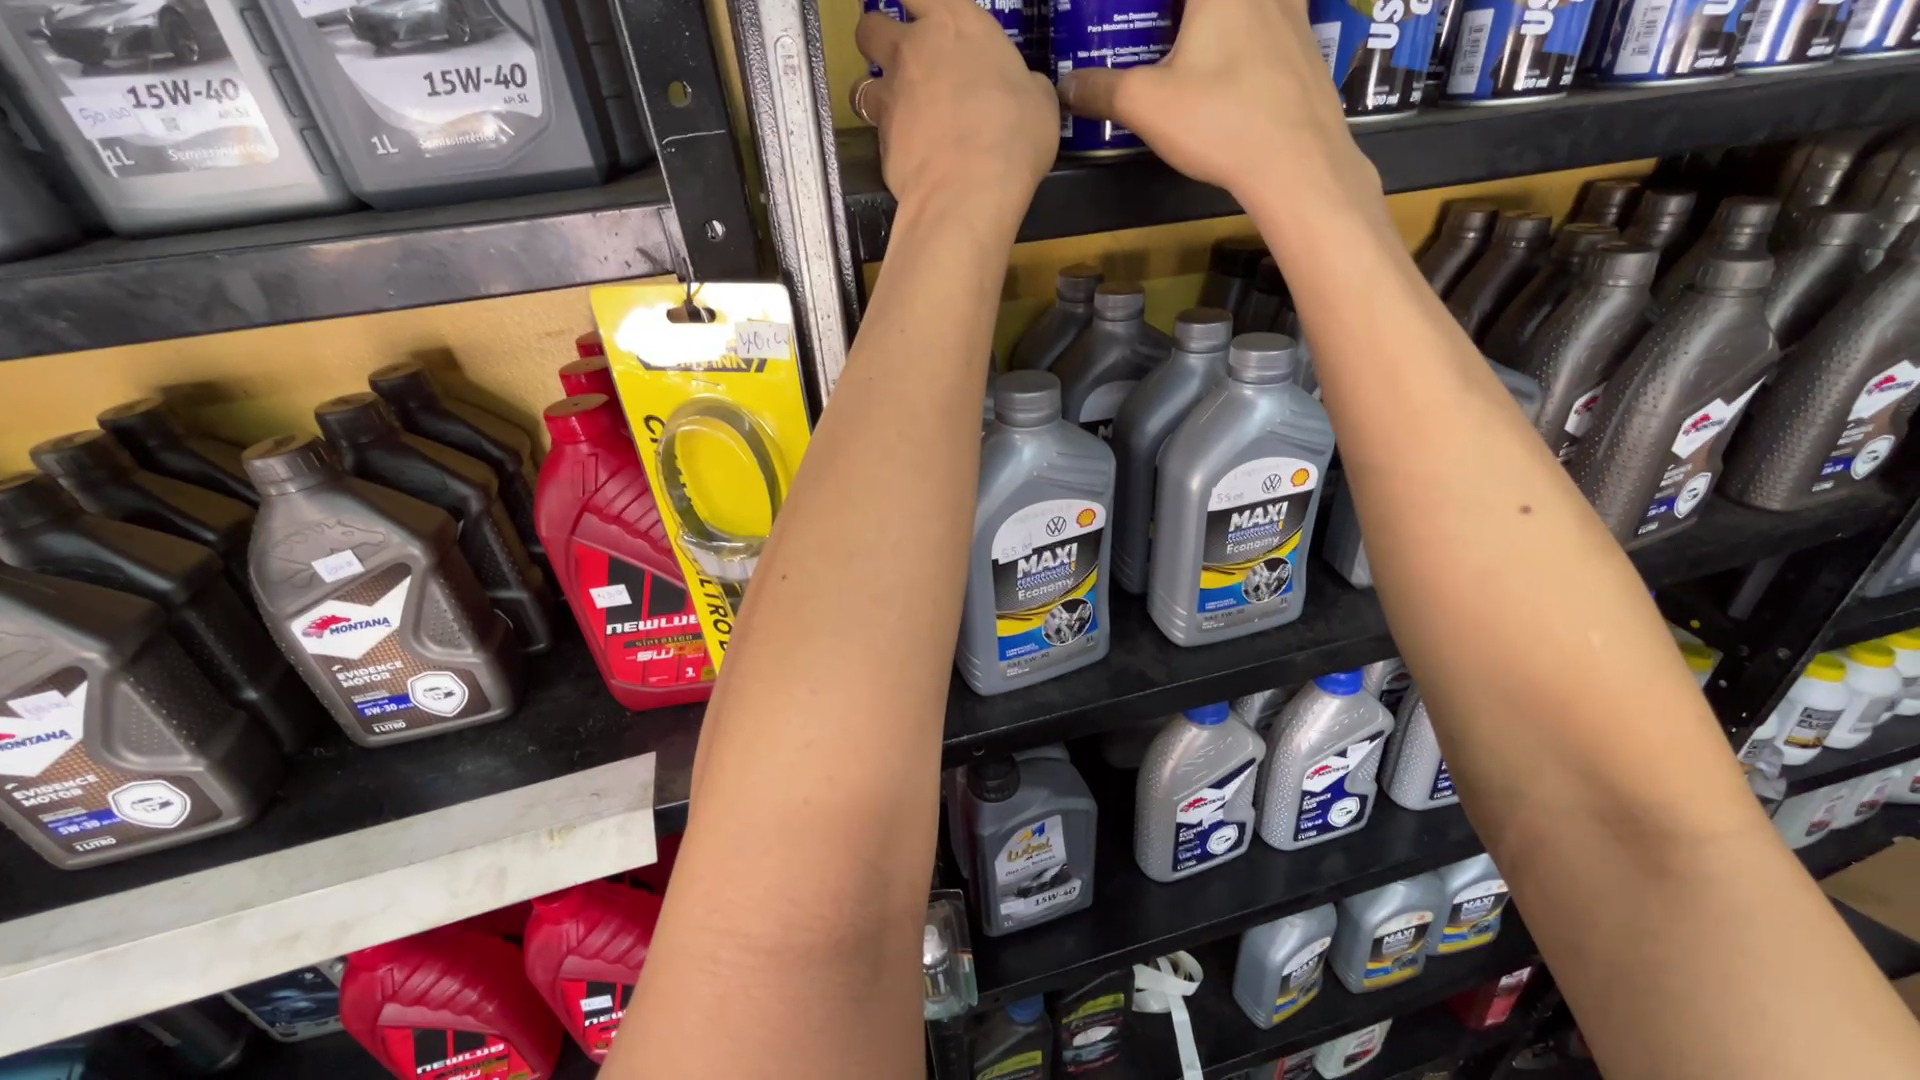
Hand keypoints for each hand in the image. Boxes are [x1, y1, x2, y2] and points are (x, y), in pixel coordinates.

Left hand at [853, 0, 1057, 223]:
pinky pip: (877, 132)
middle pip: (870, 27)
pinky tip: (910, 155)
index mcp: (955, 22)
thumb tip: (1024, 89)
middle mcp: (912, 48)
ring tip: (899, 115)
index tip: (921, 14)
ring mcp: (891, 94)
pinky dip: (889, 141)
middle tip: (900, 63)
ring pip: (862, 82)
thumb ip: (1023, 84)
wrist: (970, 189)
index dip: (916, 3)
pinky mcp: (879, 140)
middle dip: (879, 41)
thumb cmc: (1013, 133)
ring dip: (878, 94)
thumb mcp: (1039, 100)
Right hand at [1058, 0, 1380, 204]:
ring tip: (1190, 48)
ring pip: (1250, 7)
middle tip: (1157, 30)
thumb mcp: (1146, 105)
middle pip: (1213, 1)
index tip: (1133, 18)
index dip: (1147, 9)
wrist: (1299, 164)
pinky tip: (1231, 69)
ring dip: (1220, 21)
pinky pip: (1272, 23)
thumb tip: (1065, 86)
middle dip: (1179, 16)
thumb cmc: (1220, 121)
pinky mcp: (1309, 48)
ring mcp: (1295, 14)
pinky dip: (1248, 34)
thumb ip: (1101, 89)